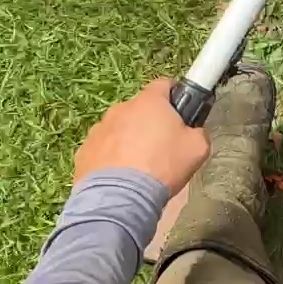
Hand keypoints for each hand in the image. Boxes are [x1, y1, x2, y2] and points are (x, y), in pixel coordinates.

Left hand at [72, 79, 209, 193]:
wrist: (119, 199)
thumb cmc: (162, 166)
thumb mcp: (198, 148)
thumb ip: (199, 133)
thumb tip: (194, 132)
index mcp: (149, 102)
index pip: (164, 84)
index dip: (175, 96)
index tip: (181, 113)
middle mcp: (121, 108)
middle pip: (140, 109)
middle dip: (151, 123)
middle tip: (162, 147)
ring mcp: (99, 129)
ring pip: (120, 128)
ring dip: (129, 140)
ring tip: (139, 167)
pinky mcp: (84, 151)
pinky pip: (103, 149)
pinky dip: (112, 158)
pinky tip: (121, 178)